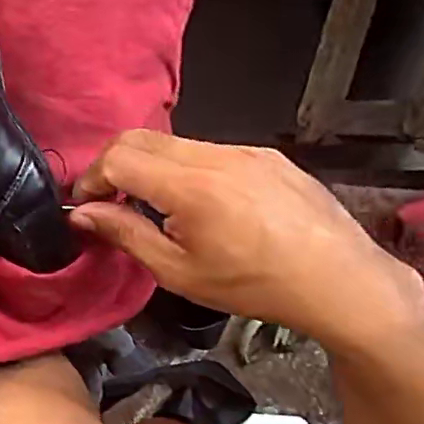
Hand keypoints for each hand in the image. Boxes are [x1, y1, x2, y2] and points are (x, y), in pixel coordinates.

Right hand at [68, 131, 423, 348]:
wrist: (342, 282)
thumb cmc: (253, 284)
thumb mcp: (177, 271)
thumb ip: (125, 234)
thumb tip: (81, 213)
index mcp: (191, 185)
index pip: (117, 158)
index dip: (90, 180)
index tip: (84, 207)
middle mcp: (216, 155)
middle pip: (139, 138)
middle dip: (110, 166)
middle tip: (106, 202)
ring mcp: (244, 151)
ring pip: (172, 142)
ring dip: (145, 166)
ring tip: (149, 205)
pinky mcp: (265, 156)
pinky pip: (206, 150)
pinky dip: (181, 168)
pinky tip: (194, 203)